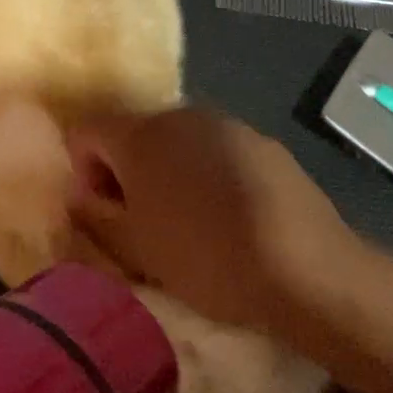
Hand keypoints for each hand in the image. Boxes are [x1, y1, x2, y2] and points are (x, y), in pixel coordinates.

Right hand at [65, 109, 359, 334]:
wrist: (315, 276)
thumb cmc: (206, 258)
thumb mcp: (132, 249)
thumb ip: (92, 216)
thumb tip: (77, 197)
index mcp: (136, 134)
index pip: (84, 133)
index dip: (84, 172)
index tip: (104, 212)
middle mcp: (177, 116)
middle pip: (132, 134)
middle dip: (128, 171)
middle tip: (144, 221)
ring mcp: (229, 127)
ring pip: (178, 144)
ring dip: (171, 173)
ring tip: (191, 221)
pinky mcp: (269, 147)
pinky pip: (220, 154)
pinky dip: (212, 177)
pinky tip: (233, 219)